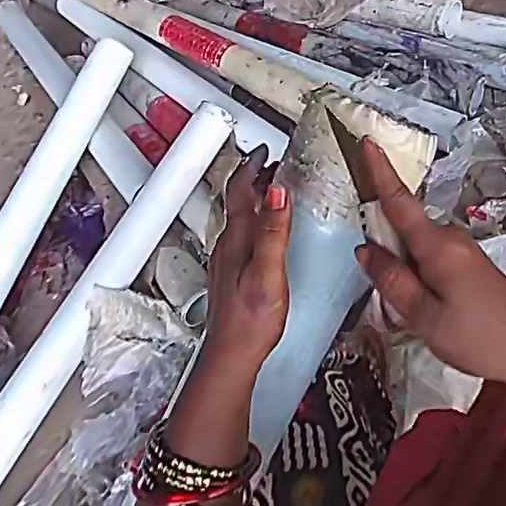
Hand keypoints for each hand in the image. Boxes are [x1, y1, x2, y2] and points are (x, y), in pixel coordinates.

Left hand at [203, 147, 291, 373]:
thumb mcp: (268, 273)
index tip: (265, 150)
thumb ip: (272, 232)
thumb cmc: (250, 321)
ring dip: (258, 197)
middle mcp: (228, 244)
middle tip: (275, 164)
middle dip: (256, 176)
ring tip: (277, 190)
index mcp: (236, 239)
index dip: (251, 165)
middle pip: (239, 199)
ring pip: (241, 215)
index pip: (240, 189)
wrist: (232, 355)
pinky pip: (244, 233)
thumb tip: (277, 192)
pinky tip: (270, 229)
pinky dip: (258, 219)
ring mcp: (228, 258)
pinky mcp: (232, 271)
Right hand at [352, 139, 505, 395]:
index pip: (400, 202)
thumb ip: (392, 281)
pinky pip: (429, 258)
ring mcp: (461, 248)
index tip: (368, 142)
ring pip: (414, 248)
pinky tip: (428, 310)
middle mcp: (450, 238)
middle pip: (402, 230)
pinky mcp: (467, 261)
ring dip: (403, 271)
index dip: (380, 172)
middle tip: (391, 299)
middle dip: (385, 253)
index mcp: (438, 247)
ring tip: (415, 316)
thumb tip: (365, 251)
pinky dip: (417, 276)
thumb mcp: (425, 318)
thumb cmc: (480, 338)